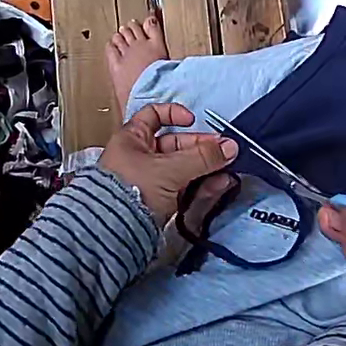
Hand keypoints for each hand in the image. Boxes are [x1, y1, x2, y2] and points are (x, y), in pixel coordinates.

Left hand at [98, 103, 238, 225]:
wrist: (114, 231)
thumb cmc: (135, 188)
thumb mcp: (169, 168)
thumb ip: (202, 157)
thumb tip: (230, 147)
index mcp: (133, 138)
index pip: (153, 115)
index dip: (174, 114)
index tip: (193, 121)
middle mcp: (141, 156)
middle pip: (176, 144)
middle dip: (202, 147)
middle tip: (225, 151)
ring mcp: (151, 179)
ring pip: (184, 167)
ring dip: (206, 167)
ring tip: (228, 169)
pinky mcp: (160, 200)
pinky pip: (185, 187)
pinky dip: (202, 184)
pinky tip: (220, 184)